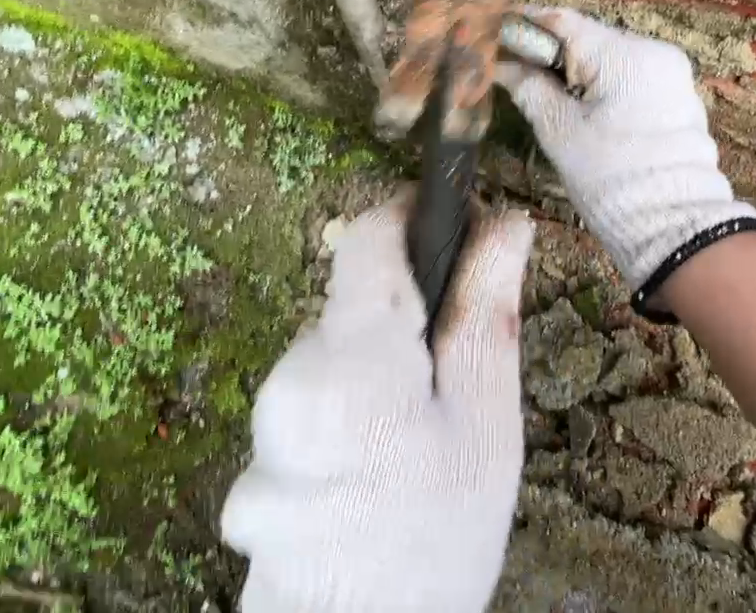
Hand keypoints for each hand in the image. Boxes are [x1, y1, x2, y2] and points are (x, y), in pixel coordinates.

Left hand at [221, 194, 533, 612]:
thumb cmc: (439, 535)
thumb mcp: (485, 423)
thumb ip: (485, 313)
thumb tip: (507, 220)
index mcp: (353, 356)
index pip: (366, 237)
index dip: (410, 224)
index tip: (448, 244)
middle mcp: (290, 378)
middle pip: (350, 306)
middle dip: (399, 326)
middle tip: (448, 387)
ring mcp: (262, 428)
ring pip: (331, 359)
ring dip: (372, 378)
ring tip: (412, 444)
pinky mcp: (248, 466)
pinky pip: (305, 412)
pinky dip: (341, 423)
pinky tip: (369, 477)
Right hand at [498, 8, 755, 316]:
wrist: (674, 226)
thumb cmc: (610, 178)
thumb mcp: (559, 131)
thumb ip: (529, 87)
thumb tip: (502, 64)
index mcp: (626, 55)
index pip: (564, 22)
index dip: (525, 25)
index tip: (495, 33)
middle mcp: (656, 53)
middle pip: (590, 38)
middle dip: (552, 53)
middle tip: (515, 69)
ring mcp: (672, 75)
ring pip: (611, 59)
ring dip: (579, 71)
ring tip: (548, 94)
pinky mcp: (679, 97)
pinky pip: (633, 79)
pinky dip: (605, 87)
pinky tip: (585, 110)